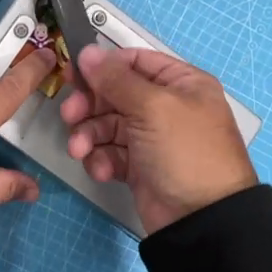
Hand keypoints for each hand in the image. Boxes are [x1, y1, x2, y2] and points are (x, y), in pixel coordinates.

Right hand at [59, 45, 257, 234]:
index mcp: (180, 83)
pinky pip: (110, 152)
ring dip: (89, 135)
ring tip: (80, 150)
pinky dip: (101, 159)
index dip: (102, 67)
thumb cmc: (185, 152)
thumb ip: (116, 79)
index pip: (134, 61)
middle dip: (89, 105)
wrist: (201, 220)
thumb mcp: (152, 107)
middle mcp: (166, 106)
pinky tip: (101, 170)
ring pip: (106, 124)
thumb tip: (87, 52)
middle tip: (70, 115)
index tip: (72, 74)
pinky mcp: (139, 165)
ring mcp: (152, 137)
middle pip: (114, 93)